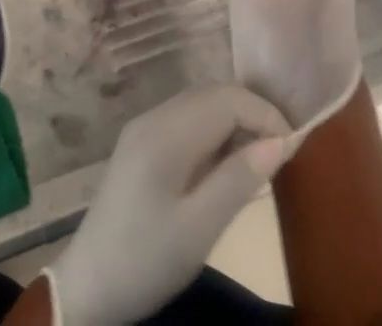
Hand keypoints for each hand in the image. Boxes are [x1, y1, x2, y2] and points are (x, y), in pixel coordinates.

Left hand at [46, 86, 289, 324]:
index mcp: (164, 134)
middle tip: (281, 154)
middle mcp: (152, 119)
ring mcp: (143, 131)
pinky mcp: (141, 147)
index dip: (266, 115)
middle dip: (253, 114)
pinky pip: (187, 122)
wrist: (89, 287)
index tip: (293, 149)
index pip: (227, 99)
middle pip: (213, 95)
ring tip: (259, 162)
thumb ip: (239, 179)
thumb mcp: (200, 227)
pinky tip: (226, 166)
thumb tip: (281, 141)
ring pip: (201, 106)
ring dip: (235, 122)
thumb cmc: (147, 259)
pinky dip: (215, 133)